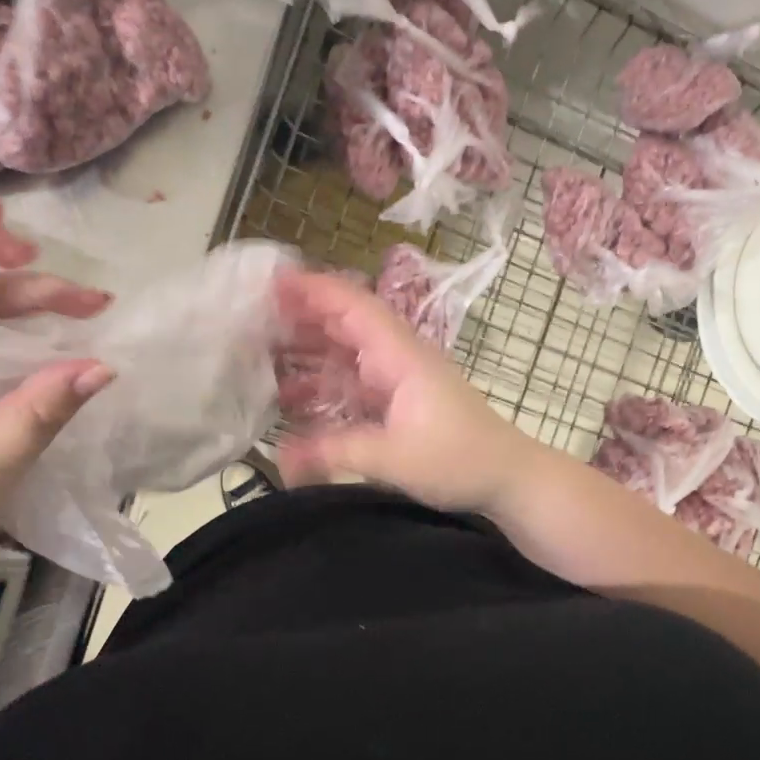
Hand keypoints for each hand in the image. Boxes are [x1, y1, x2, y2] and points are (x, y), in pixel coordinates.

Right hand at [275, 270, 550, 513]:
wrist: (510, 477)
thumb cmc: (459, 460)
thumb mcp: (393, 458)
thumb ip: (335, 453)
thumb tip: (281, 460)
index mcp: (399, 355)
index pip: (352, 306)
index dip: (312, 289)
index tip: (270, 281)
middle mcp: (397, 358)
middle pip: (344, 325)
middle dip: (300, 318)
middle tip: (249, 319)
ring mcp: (399, 380)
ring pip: (346, 355)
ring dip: (309, 353)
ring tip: (261, 356)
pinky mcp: (400, 402)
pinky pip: (354, 383)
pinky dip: (324, 385)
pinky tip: (295, 398)